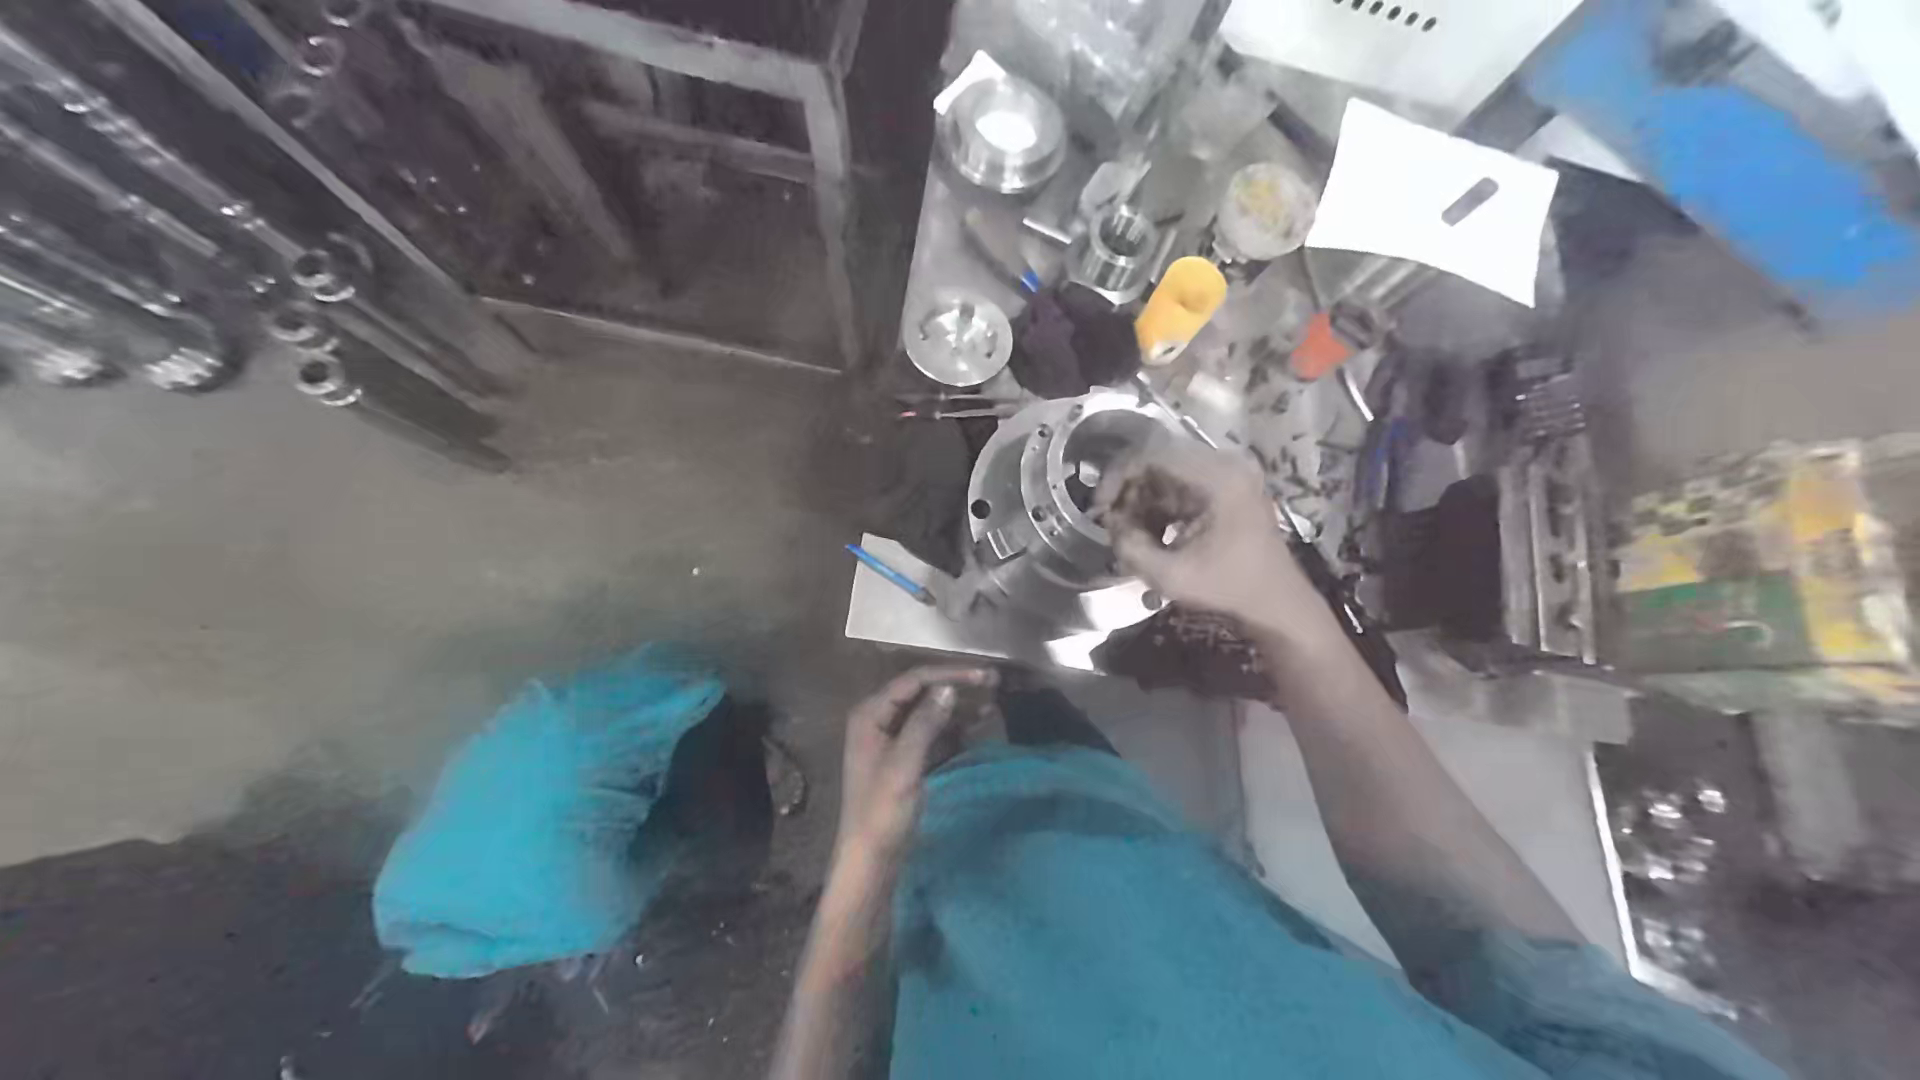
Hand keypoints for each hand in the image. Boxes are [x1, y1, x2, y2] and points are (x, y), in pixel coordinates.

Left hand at [832, 666, 996, 881]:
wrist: (870, 861)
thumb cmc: (881, 812)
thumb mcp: (904, 765)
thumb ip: (924, 723)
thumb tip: (949, 688)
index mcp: (869, 714)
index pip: (913, 680)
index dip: (949, 674)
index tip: (983, 676)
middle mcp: (878, 719)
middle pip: (921, 691)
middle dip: (956, 686)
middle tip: (992, 682)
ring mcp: (891, 738)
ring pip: (928, 711)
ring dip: (957, 706)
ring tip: (991, 702)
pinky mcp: (904, 756)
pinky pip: (931, 731)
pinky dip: (952, 727)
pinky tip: (977, 724)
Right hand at [1098, 439, 1327, 638]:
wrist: (1276, 604)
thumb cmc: (1228, 589)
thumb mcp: (1170, 576)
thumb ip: (1130, 547)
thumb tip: (1110, 524)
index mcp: (1218, 478)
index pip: (1152, 456)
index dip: (1117, 479)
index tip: (1100, 509)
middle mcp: (1226, 465)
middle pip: (1159, 461)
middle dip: (1129, 492)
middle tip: (1113, 523)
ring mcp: (1229, 475)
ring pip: (1167, 474)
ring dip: (1143, 500)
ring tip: (1130, 533)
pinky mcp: (1227, 489)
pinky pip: (1181, 485)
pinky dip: (1160, 506)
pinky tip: (1152, 534)